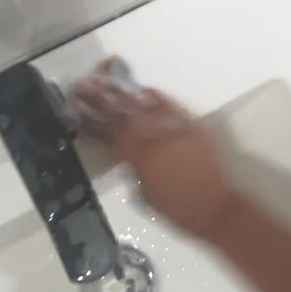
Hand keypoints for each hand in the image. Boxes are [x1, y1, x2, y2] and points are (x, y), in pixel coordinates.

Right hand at [71, 67, 239, 242]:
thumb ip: (132, 170)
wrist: (216, 209)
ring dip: (123, 93)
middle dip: (100, 99)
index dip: (90, 121)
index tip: (74, 108)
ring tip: (105, 80)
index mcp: (139, 157)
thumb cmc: (177, 211)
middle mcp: (154, 137)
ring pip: (143, 106)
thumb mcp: (144, 196)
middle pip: (122, 114)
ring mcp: (174, 128)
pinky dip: (157, 98)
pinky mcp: (192, 125)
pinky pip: (171, 107)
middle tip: (83, 85)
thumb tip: (124, 155)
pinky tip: (144, 89)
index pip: (108, 133)